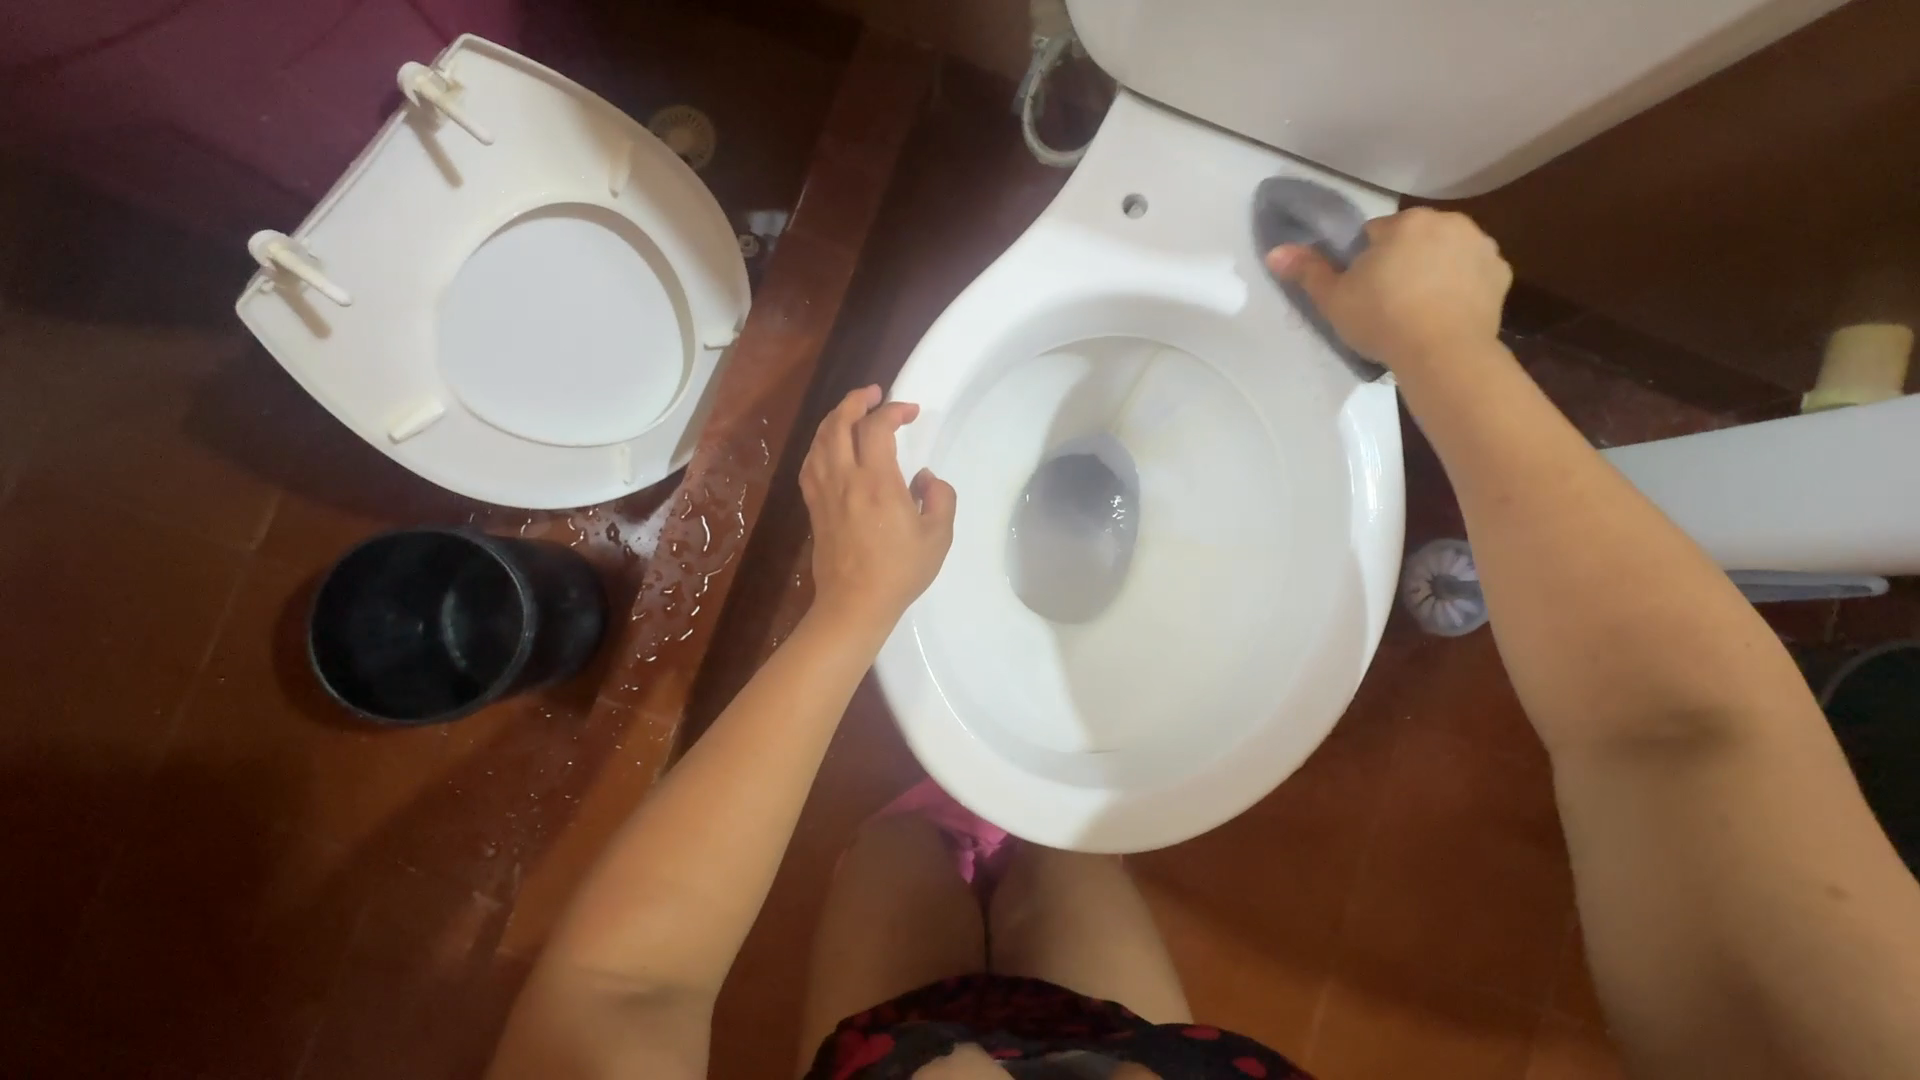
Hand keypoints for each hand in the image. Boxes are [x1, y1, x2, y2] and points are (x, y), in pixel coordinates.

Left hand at [799, 385, 956, 633]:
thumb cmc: (900, 571)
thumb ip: (940, 498)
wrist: (855, 603)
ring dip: (835, 418)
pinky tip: (829, 446)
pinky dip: (820, 445)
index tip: (910, 411)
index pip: (877, 427)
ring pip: (820, 439)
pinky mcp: (813, 506)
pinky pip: (810, 463)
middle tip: (874, 394)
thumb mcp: (938, 537)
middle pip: (839, 423)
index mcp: (878, 482)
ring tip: (851, 412)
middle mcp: (846, 478)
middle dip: (856, 400)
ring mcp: (824, 491)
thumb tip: (925, 478)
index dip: (893, 410)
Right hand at [1267, 207, 1512, 373]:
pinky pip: (1471, 274)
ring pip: (1444, 253)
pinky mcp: (1500, 273)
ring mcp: (1479, 246)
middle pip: (1413, 239)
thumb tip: (1274, 251)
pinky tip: (1443, 315)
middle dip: (1401, 262)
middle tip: (1385, 303)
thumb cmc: (1382, 320)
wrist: (1443, 352)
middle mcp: (1447, 223)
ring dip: (1431, 271)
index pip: (1374, 234)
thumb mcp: (1333, 300)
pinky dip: (1460, 288)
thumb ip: (1307, 272)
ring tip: (1416, 311)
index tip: (1360, 290)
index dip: (1363, 262)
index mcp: (1404, 224)